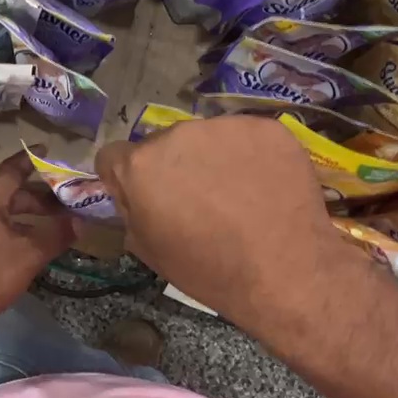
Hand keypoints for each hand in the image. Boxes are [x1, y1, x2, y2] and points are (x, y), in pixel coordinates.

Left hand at [0, 152, 76, 336]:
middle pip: (3, 193)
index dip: (30, 160)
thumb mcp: (29, 256)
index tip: (47, 152)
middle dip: (34, 197)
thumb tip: (79, 222)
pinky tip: (17, 247)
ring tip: (45, 229)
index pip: (9, 171)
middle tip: (61, 205)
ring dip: (19, 217)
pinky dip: (3, 229)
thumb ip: (55, 235)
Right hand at [96, 115, 381, 338]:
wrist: (284, 271)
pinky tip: (263, 185)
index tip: (143, 197)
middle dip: (172, 167)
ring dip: (211, 158)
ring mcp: (224, 126)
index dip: (124, 179)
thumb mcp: (148, 249)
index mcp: (140, 165)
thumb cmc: (208, 270)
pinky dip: (249, 155)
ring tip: (236, 195)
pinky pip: (245, 136)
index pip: (112, 157)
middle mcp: (176, 134)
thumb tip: (135, 196)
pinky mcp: (265, 126)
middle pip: (162, 145)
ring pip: (206, 138)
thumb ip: (131, 210)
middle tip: (197, 201)